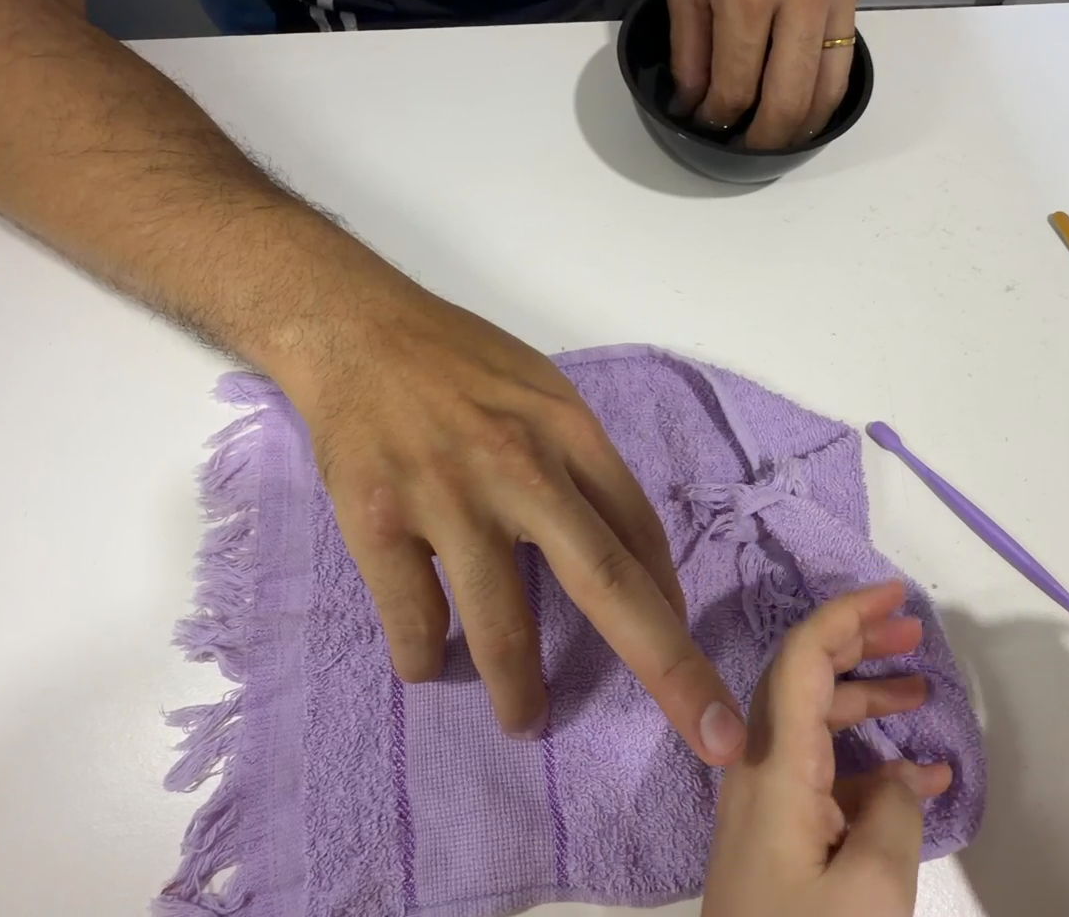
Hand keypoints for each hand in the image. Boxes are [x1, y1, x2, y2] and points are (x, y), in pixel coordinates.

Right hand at [281, 263, 744, 762]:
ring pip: (501, 625)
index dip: (669, 601)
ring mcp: (449, 497)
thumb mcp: (546, 391)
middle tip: (711, 739)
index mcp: (571, 431)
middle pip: (608, 583)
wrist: (357, 330)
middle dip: (669, 668)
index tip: (684, 646)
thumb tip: (623, 549)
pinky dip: (425, 657)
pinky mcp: (378, 520)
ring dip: (519, 690)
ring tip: (526, 720)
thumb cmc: (461, 361)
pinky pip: (414, 620)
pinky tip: (432, 663)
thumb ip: (585, 465)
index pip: (641, 533)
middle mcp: (521, 467)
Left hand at [668, 0, 867, 149]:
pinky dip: (823, 87)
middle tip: (747, 147)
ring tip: (781, 137)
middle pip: (790, 101)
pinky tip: (803, 95)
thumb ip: (690, 50)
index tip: (708, 124)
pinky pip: (845, 54)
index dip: (718, 118)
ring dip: (802, 126)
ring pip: (829, 89)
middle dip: (764, 140)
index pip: (736, 87)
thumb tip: (697, 105)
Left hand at [702, 582, 952, 916]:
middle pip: (804, 673)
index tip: (896, 594)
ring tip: (923, 690)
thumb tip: (902, 773)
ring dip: (865, 696)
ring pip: (814, 717)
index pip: (803, 656)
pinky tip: (916, 773)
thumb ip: (892, 814)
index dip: (846, 614)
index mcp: (773, 758)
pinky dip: (866, 757)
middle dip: (857, 641)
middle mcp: (760, 758)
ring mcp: (765, 791)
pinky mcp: (776, 823)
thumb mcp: (871, 890)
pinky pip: (821, 767)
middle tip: (914, 630)